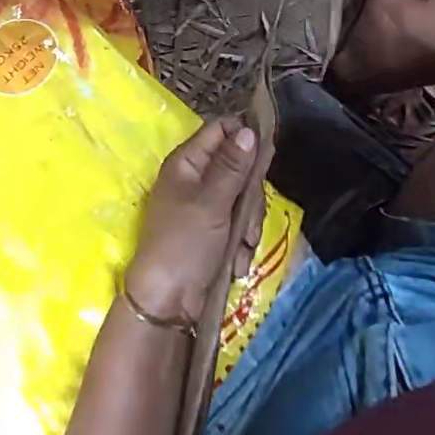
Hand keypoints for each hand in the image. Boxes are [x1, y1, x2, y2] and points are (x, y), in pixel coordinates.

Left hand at [125, 118, 259, 322]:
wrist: (166, 304)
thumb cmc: (183, 244)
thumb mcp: (211, 202)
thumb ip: (232, 166)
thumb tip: (249, 130)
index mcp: (187, 162)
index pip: (220, 130)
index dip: (244, 136)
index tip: (268, 154)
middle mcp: (195, 179)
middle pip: (238, 167)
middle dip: (249, 196)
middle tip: (248, 220)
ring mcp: (203, 206)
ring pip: (242, 200)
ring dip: (247, 225)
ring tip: (240, 247)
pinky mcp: (211, 232)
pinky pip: (237, 226)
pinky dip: (240, 244)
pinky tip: (235, 262)